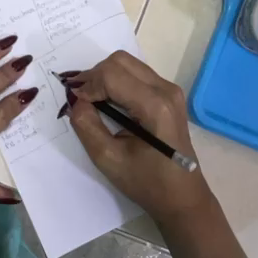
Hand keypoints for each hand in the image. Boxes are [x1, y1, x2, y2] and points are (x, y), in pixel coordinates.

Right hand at [61, 51, 212, 224]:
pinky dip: (117, 81)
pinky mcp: (169, 94)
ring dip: (105, 77)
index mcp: (155, 106)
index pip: (112, 75)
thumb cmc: (147, 182)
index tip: (76, 104)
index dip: (88, 85)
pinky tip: (109, 103)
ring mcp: (171, 90)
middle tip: (81, 99)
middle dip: (95, 76)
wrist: (182, 196)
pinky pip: (137, 74)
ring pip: (129, 64)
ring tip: (92, 101)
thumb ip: (87, 126)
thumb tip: (75, 101)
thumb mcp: (108, 159)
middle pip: (121, 61)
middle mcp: (166, 90)